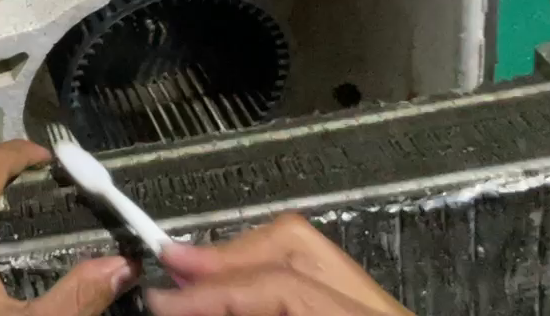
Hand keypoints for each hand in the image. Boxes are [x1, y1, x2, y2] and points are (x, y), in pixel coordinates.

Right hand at [147, 214, 411, 315]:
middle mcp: (388, 309)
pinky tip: (235, 298)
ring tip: (194, 283)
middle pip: (295, 241)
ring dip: (240, 263)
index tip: (162, 301)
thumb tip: (178, 301)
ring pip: (304, 251)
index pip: (284, 284)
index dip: (214, 286)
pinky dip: (266, 283)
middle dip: (224, 255)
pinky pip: (314, 277)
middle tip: (170, 270)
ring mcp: (385, 307)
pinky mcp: (372, 311)